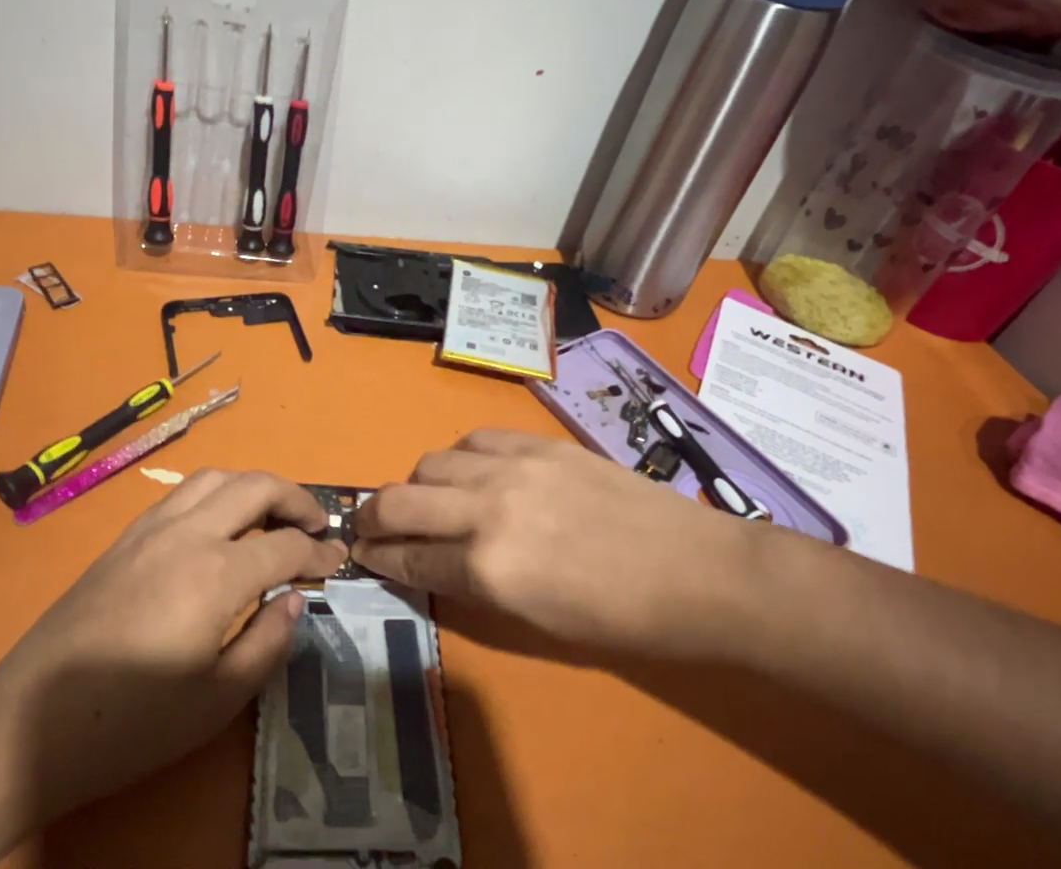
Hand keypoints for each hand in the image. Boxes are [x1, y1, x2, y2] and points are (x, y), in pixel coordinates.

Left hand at [0, 470, 346, 820]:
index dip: (319, 552)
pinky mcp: (121, 541)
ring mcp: (147, 532)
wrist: (31, 724)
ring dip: (252, 487)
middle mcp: (184, 535)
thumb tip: (294, 599)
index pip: (285, 545)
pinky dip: (215, 495)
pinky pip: (180, 495)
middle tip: (316, 525)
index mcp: (215, 573)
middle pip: (253, 486)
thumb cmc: (132, 723)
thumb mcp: (217, 700)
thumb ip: (268, 643)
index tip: (339, 562)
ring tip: (272, 517)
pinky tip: (218, 530)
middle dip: (295, 497)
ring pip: (213, 478)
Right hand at [353, 429, 755, 657]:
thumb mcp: (535, 621)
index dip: (377, 559)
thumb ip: (473, 587)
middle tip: (368, 527)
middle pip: (400, 501)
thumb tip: (433, 563)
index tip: (361, 555)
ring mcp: (515, 468)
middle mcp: (488, 510)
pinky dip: (459, 457)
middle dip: (371, 518)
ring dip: (415, 483)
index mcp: (488, 569)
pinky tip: (469, 470)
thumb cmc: (622, 620)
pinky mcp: (541, 444)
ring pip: (431, 462)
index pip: (408, 559)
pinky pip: (476, 439)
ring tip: (425, 498)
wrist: (699, 573)